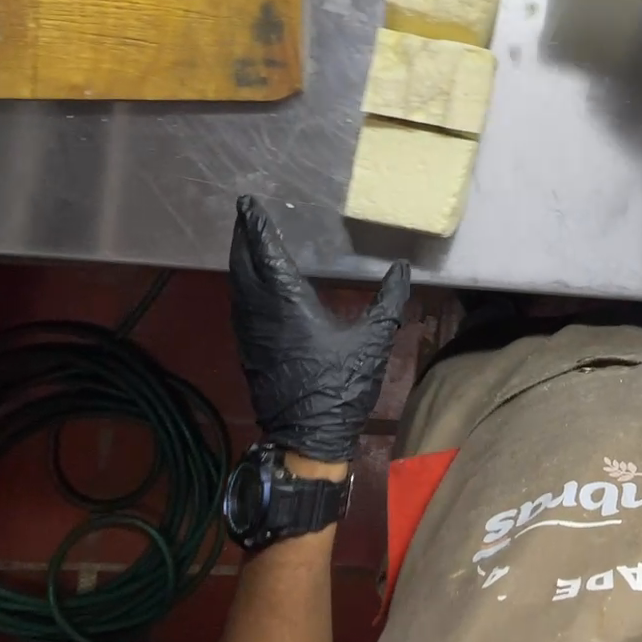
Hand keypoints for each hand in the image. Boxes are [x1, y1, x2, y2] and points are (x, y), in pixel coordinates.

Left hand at [228, 195, 409, 464]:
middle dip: (243, 239)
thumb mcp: (374, 340)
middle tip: (245, 216)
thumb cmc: (341, 385)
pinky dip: (243, 284)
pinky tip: (253, 283)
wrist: (309, 436)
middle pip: (243, 267)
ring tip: (247, 242)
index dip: (259, 228)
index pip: (268, 256)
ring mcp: (251, 335)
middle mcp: (262, 315)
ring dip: (240, 261)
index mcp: (289, 306)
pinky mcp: (250, 350)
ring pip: (238, 287)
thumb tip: (403, 267)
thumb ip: (388, 301)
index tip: (249, 205)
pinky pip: (240, 305)